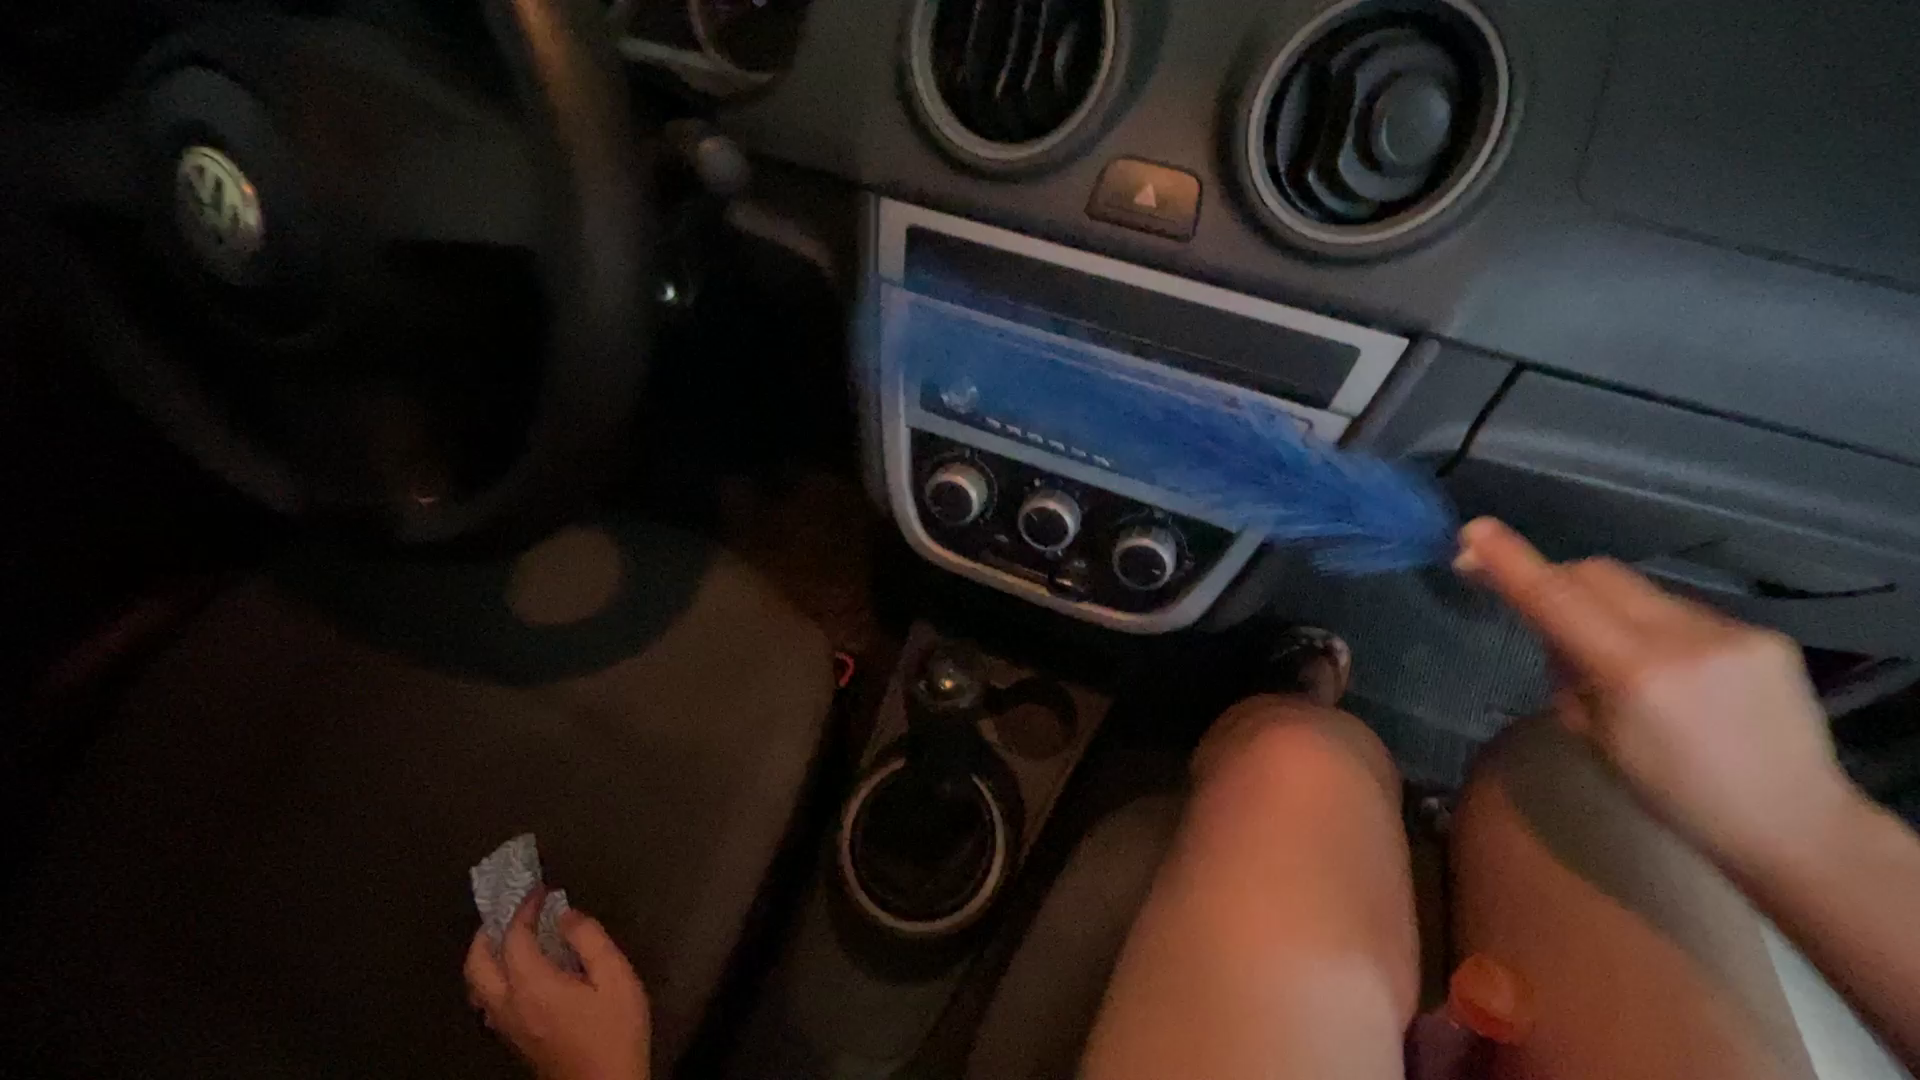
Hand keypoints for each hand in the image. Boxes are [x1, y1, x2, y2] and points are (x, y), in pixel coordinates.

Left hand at [464, 894, 650, 1079]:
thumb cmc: (614, 1031)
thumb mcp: (616, 977)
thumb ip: (590, 940)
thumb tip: (566, 916)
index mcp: (532, 987)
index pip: (513, 939)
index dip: (523, 910)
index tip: (540, 890)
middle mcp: (509, 1007)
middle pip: (477, 966)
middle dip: (487, 933)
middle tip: (508, 911)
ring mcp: (507, 1028)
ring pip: (477, 987)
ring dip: (486, 957)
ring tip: (509, 938)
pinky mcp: (515, 1040)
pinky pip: (488, 1001)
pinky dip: (494, 976)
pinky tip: (519, 972)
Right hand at [1455, 517, 1856, 869]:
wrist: (1795, 822)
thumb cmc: (1671, 794)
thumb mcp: (1592, 735)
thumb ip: (1567, 670)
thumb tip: (1553, 630)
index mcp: (1635, 673)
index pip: (1556, 599)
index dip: (1511, 562)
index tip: (1474, 531)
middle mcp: (1686, 639)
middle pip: (1596, 574)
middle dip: (1553, 578)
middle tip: (1518, 593)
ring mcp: (1731, 631)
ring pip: (1637, 590)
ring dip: (1601, 606)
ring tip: (1606, 655)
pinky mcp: (1763, 634)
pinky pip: (1679, 609)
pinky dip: (1648, 624)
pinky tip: (1662, 666)